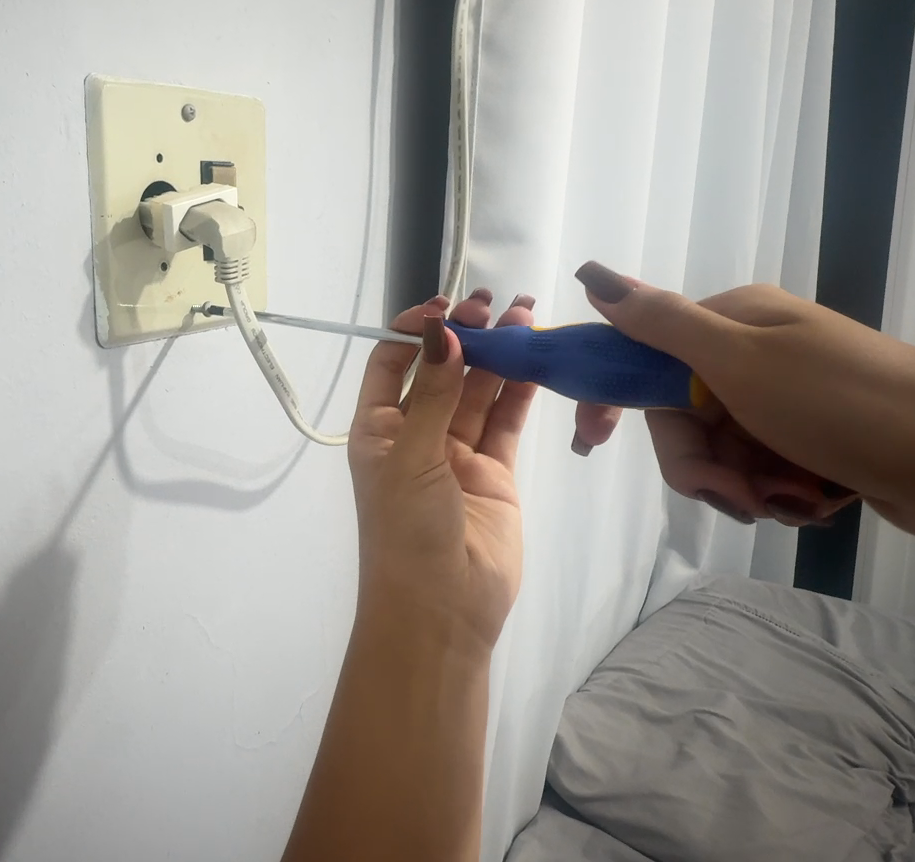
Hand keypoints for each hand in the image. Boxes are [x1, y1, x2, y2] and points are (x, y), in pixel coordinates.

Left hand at [349, 289, 539, 649]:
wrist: (441, 610)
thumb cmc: (407, 530)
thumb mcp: (412, 456)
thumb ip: (432, 394)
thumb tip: (443, 332)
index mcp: (377, 428)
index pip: (391, 364)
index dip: (414, 332)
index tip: (444, 307)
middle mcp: (414, 434)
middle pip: (439, 372)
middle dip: (464, 337)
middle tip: (492, 303)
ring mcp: (455, 453)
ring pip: (476, 392)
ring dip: (498, 356)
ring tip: (525, 316)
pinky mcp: (494, 472)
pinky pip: (504, 422)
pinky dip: (519, 390)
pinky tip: (536, 358)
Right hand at [570, 262, 914, 556]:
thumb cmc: (847, 403)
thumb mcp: (738, 359)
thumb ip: (659, 323)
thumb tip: (593, 277)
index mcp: (733, 321)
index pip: (641, 352)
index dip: (612, 395)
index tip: (591, 440)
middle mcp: (755, 354)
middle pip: (680, 414)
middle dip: (696, 461)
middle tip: (730, 492)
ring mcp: (787, 400)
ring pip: (718, 450)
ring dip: (738, 484)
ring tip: (784, 501)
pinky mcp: (816, 443)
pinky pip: (761, 472)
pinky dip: (775, 494)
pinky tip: (810, 502)